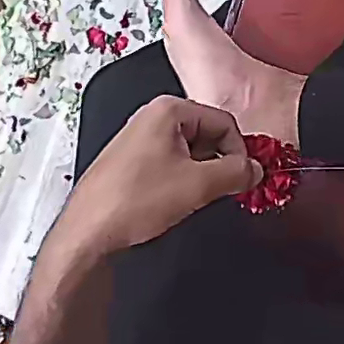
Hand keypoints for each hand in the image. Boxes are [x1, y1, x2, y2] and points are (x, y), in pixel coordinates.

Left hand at [53, 96, 261, 255]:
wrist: (86, 234)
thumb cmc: (137, 201)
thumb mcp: (199, 185)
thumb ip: (236, 172)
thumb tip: (257, 169)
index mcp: (169, 109)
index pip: (224, 122)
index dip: (239, 151)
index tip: (243, 177)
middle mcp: (153, 116)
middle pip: (208, 133)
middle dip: (219, 162)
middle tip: (220, 189)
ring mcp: (140, 137)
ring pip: (190, 149)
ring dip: (201, 172)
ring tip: (194, 197)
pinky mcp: (131, 159)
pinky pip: (171, 160)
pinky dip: (182, 178)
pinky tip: (174, 200)